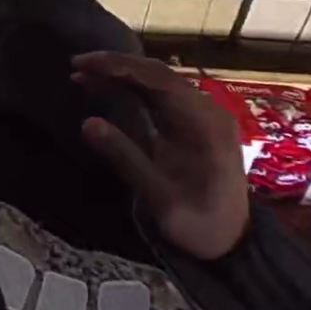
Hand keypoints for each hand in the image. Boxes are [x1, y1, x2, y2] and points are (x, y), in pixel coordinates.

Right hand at [73, 52, 250, 260]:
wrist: (233, 245)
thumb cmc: (199, 224)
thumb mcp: (160, 197)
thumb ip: (125, 156)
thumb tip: (87, 122)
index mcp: (204, 123)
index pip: (157, 79)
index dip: (118, 66)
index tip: (84, 64)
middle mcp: (206, 109)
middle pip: (157, 73)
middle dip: (116, 65)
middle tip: (77, 65)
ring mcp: (202, 114)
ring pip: (158, 80)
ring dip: (122, 74)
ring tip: (84, 74)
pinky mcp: (194, 122)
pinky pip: (161, 94)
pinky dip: (133, 87)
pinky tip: (108, 86)